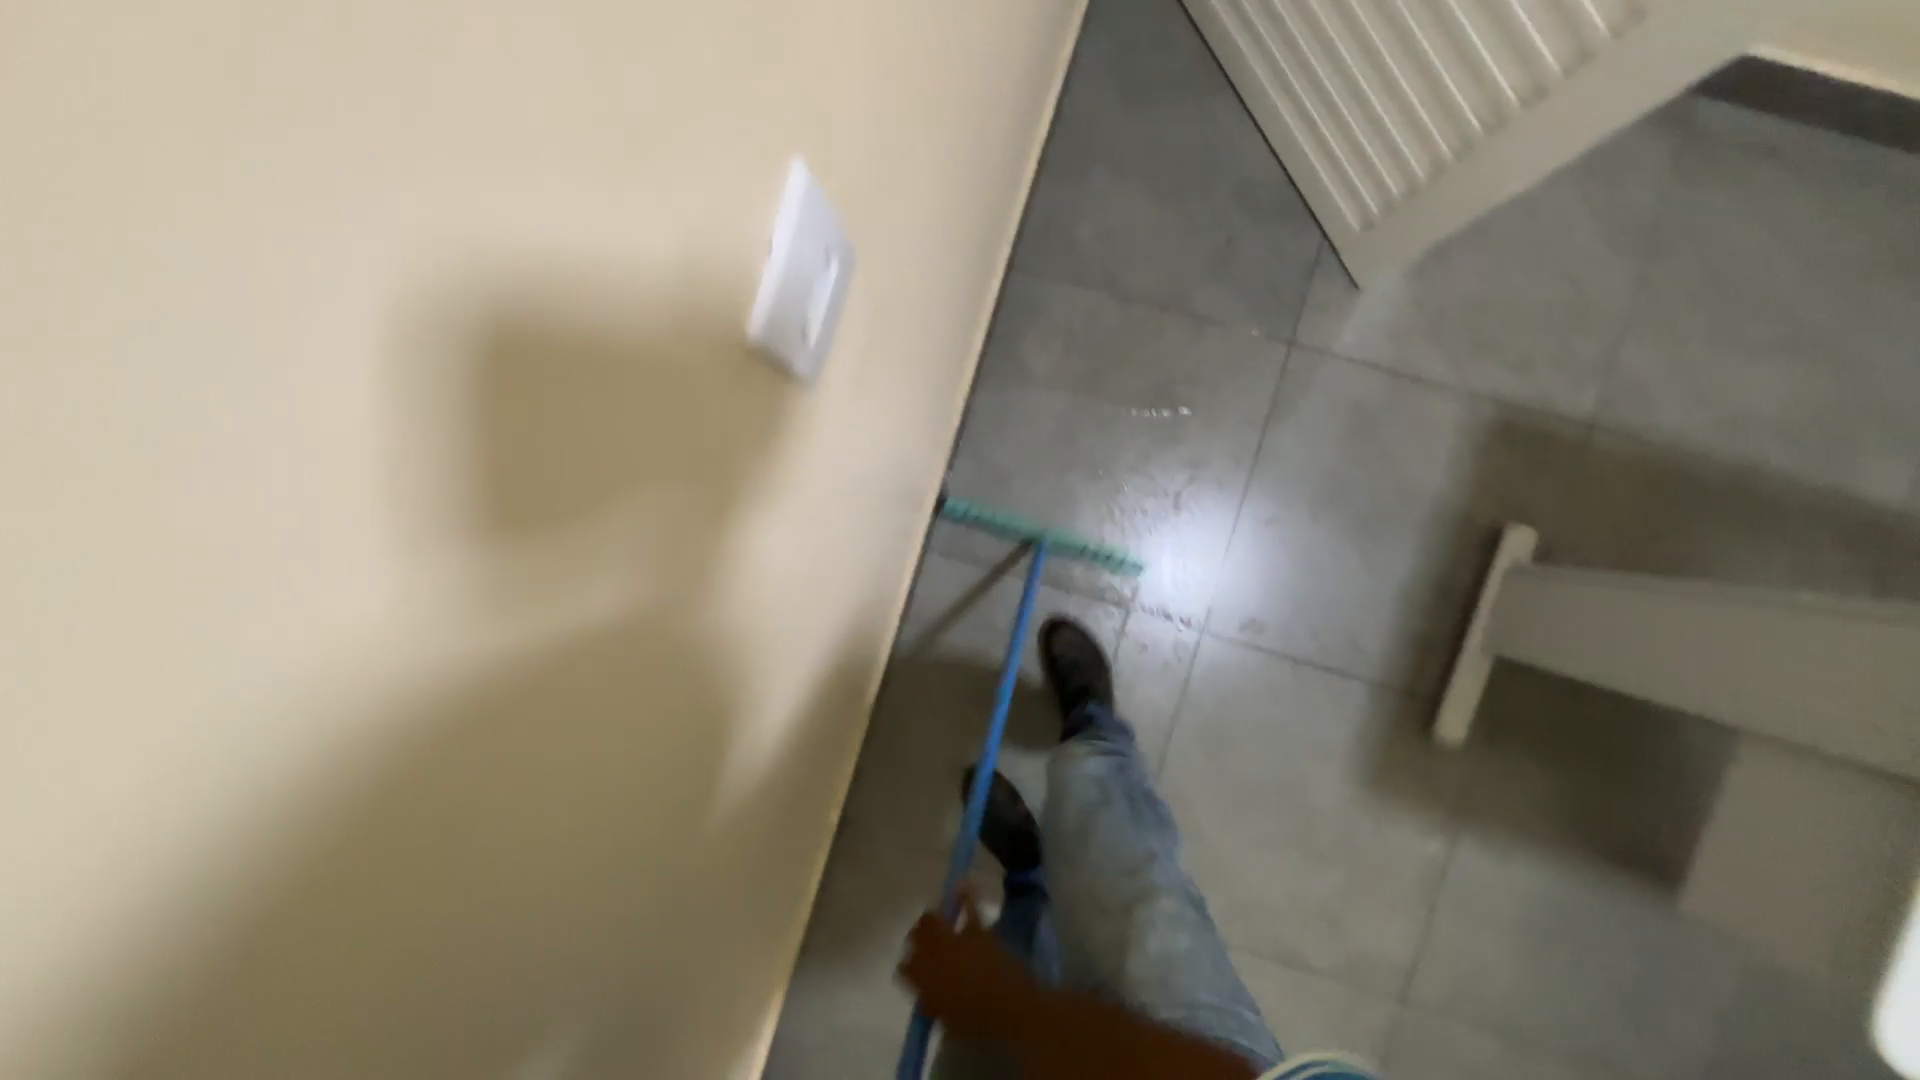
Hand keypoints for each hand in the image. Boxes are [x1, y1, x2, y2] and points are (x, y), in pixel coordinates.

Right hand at [897, 889, 1038, 1039]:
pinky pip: (969, 906)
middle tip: (922, 944)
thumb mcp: (947, 1022)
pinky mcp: (976, 929)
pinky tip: (963, 886)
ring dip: (932, 920)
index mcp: (922, 980)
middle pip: (915, 936)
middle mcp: (932, 954)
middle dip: (916, 937)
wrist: (1010, 1006)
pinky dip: (965, 895)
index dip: (908, 969)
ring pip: (933, 919)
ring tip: (934, 922)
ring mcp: (954, 938)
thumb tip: (926, 997)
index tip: (912, 972)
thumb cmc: (977, 1022)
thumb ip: (932, 1004)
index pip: (903, 968)